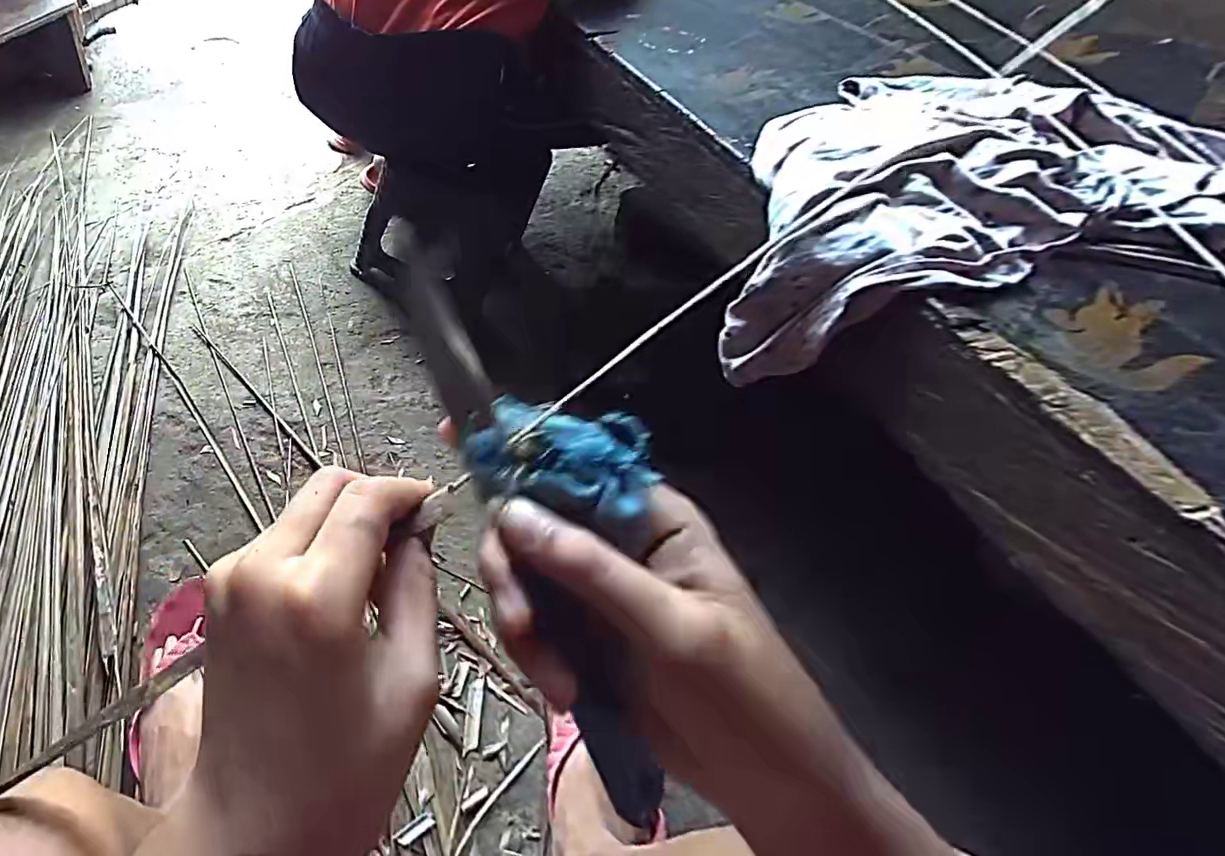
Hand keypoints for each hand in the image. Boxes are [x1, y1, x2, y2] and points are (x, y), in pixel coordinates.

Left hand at [152, 468, 438, 855]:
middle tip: (406, 534)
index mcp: (314, 595)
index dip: (403, 491)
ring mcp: (231, 573)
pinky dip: (313, 544)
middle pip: (327, 486)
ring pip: (302, 507)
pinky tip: (334, 590)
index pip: (364, 501)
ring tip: (372, 575)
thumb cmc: (344, 772)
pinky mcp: (218, 584)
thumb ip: (416, 586)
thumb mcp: (410, 680)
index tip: (430, 500)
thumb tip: (417, 529)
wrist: (251, 823)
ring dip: (342, 521)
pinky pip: (278, 537)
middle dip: (372, 497)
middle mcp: (262, 568)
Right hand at [481, 491, 950, 855]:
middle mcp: (610, 534)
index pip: (572, 461)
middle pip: (526, 517)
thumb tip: (509, 509)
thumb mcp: (672, 629)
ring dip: (520, 619)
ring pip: (516, 567)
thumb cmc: (746, 696)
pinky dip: (530, 649)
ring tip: (554, 675)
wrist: (770, 788)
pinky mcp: (573, 621)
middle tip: (521, 622)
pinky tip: (562, 688)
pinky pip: (524, 613)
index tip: (454, 436)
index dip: (514, 446)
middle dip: (511, 569)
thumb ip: (589, 566)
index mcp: (648, 514)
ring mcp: (587, 579)